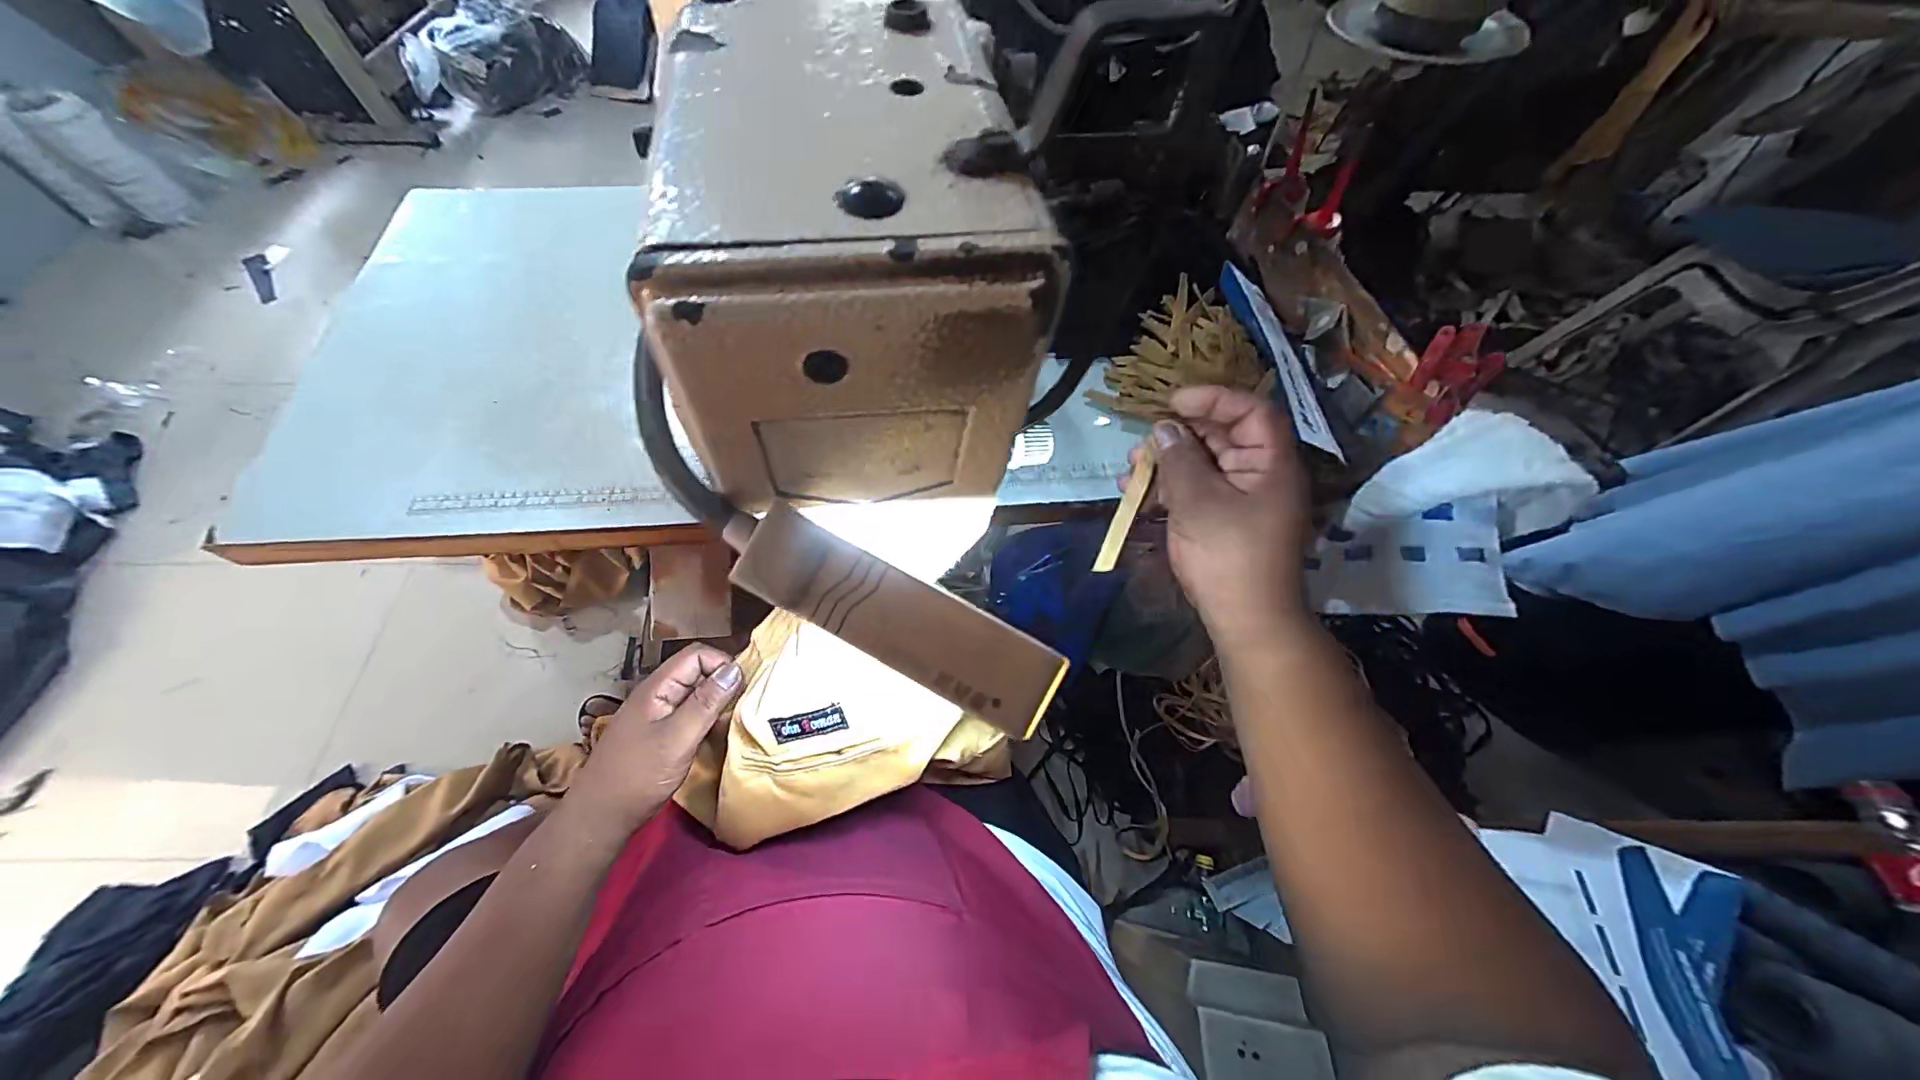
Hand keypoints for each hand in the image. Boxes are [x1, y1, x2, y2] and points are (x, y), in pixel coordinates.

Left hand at [567, 645, 742, 832]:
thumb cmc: (637, 777)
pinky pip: (692, 715)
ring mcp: (659, 715)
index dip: (723, 664)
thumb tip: (735, 670)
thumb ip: (706, 703)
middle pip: (698, 672)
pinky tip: (720, 735)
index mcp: (657, 688)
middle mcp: (659, 695)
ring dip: (719, 703)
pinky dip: (709, 720)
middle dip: (724, 683)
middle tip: (745, 705)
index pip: (697, 655)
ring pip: (697, 694)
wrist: (600, 818)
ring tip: (737, 720)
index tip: (744, 688)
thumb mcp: (677, 739)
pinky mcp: (663, 733)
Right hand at [1125, 385, 1312, 640]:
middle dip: (1180, 435)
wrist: (1246, 620)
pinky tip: (1138, 493)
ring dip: (1168, 463)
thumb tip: (1165, 429)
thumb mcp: (1197, 501)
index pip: (1251, 412)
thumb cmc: (1227, 556)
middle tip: (1144, 440)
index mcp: (1271, 465)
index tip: (1174, 402)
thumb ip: (1179, 459)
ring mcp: (1244, 501)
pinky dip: (1171, 489)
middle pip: (1223, 438)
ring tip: (1131, 468)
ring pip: (1205, 466)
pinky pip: (1199, 493)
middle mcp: (1261, 476)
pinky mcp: (1226, 523)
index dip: (1214, 398)